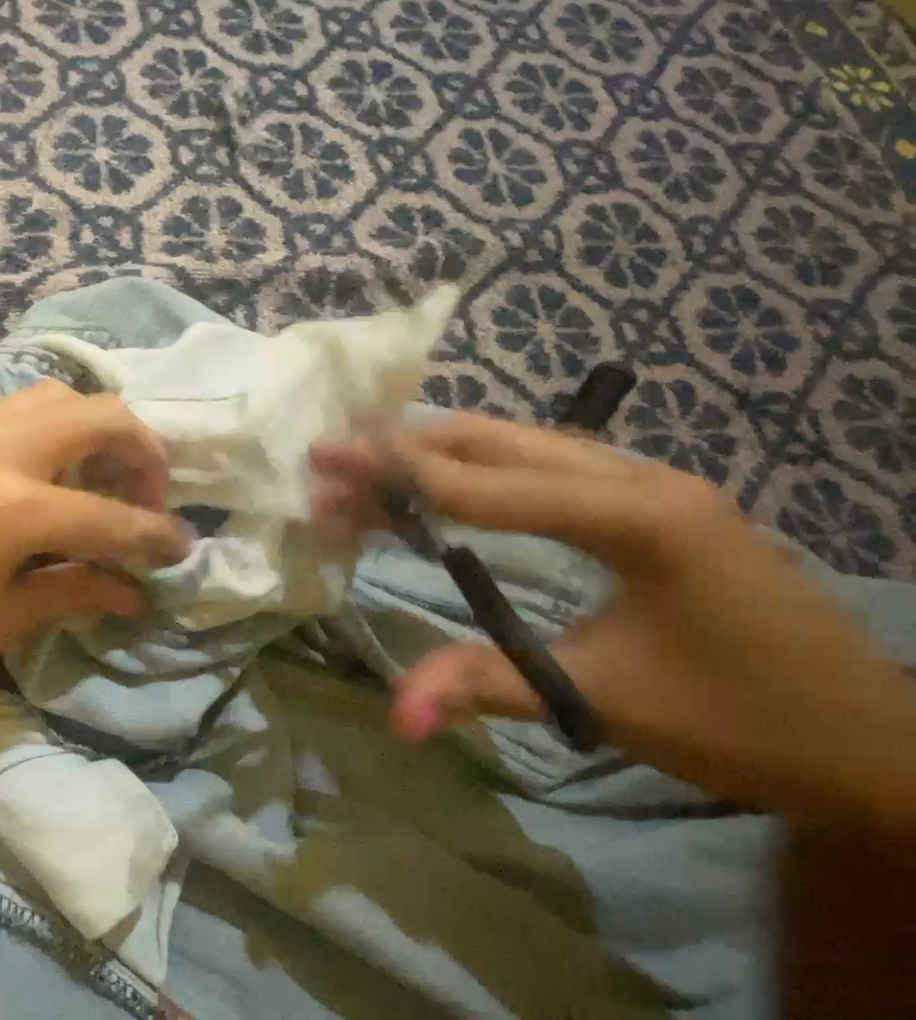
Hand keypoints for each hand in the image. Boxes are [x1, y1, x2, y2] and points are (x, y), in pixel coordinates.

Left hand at [0, 380, 190, 709]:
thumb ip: (71, 593)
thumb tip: (133, 592)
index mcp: (14, 509)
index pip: (112, 515)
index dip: (156, 536)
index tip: (181, 550)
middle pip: (96, 415)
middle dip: (140, 451)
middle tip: (145, 498)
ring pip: (49, 397)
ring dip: (89, 427)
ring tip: (95, 478)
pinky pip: (7, 412)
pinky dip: (44, 429)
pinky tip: (41, 476)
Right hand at [311, 413, 915, 829]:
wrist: (873, 745)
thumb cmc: (742, 722)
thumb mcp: (602, 701)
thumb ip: (485, 688)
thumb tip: (393, 717)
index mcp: (635, 517)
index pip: (485, 481)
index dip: (394, 474)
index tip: (323, 460)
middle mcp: (642, 479)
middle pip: (497, 438)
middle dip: (404, 449)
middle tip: (329, 465)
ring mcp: (652, 485)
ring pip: (521, 443)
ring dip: (437, 455)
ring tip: (367, 478)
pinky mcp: (652, 505)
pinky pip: (544, 465)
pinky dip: (476, 470)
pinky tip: (443, 488)